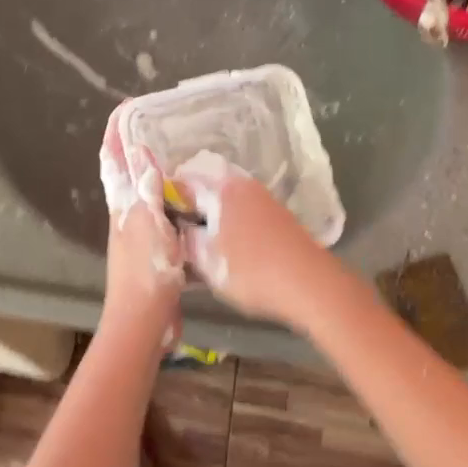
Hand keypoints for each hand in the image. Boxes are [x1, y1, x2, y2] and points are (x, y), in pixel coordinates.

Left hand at [98, 106, 183, 342]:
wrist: (143, 322)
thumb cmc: (146, 271)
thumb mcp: (149, 224)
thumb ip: (146, 189)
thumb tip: (139, 149)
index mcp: (122, 206)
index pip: (114, 160)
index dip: (116, 132)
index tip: (126, 105)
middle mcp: (126, 216)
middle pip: (125, 173)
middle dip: (132, 146)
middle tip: (151, 124)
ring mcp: (138, 235)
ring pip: (142, 194)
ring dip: (150, 172)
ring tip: (172, 155)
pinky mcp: (153, 252)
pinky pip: (161, 215)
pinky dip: (169, 200)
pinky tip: (188, 203)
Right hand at [171, 151, 338, 328]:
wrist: (310, 284)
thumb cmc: (252, 271)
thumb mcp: (207, 261)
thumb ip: (185, 240)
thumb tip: (175, 230)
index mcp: (221, 188)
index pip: (181, 182)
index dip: (165, 200)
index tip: (157, 221)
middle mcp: (242, 183)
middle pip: (204, 189)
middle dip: (188, 209)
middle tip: (175, 236)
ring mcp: (262, 197)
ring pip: (223, 201)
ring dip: (208, 218)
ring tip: (197, 245)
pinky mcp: (275, 214)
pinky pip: (240, 211)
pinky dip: (228, 223)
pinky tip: (225, 247)